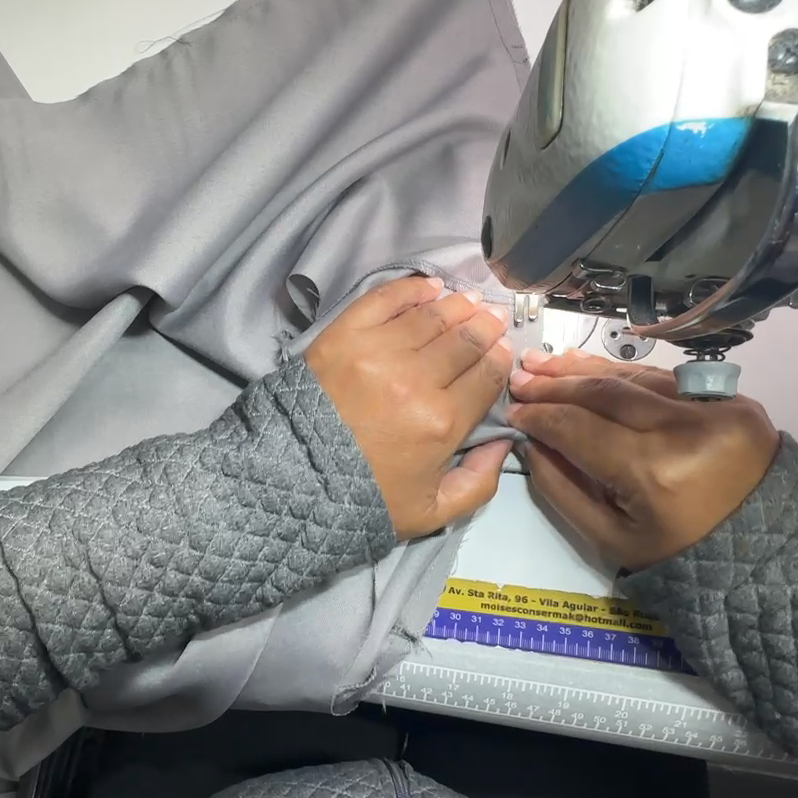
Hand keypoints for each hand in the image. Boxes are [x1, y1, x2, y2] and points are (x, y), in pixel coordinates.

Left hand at [305, 277, 514, 539]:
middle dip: (484, 327)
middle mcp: (415, 380)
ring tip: (467, 301)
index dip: (499, 358)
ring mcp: (376, 353)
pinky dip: (411, 288)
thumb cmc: (362, 498)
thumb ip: (479, 482)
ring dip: (456, 306)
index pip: (486, 375)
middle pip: (463, 341)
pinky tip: (429, 286)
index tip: (502, 348)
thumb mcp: (433, 512)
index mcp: (442, 422)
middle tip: (491, 318)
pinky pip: (384, 301)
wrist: (291, 482)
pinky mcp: (342, 337)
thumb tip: (506, 441)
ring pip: (430, 317)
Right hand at [506, 349, 779, 569]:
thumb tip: (529, 440)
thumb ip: (560, 486)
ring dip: (583, 369)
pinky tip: (589, 366)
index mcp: (653, 472)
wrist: (767, 551)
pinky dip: (623, 372)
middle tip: (519, 378)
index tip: (511, 410)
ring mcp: (715, 408)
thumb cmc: (677, 552)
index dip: (538, 416)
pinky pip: (664, 378)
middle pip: (603, 393)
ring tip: (544, 363)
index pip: (577, 427)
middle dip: (554, 384)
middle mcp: (685, 430)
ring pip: (632, 377)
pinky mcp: (733, 398)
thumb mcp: (606, 536)